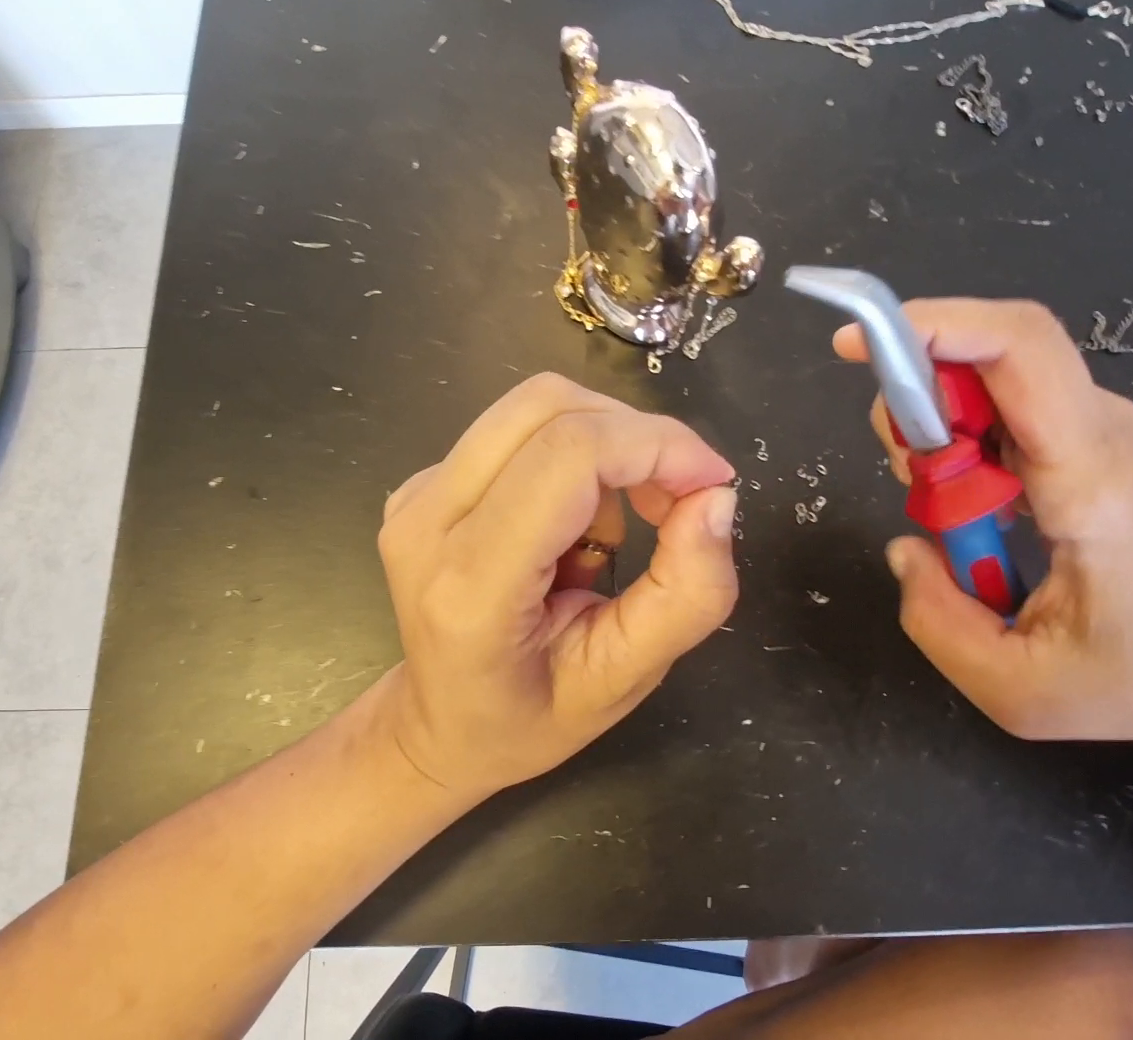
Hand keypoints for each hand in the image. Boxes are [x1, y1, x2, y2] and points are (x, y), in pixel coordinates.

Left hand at [373, 373, 739, 797]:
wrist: (440, 726)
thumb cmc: (529, 719)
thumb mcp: (625, 680)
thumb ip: (686, 596)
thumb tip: (715, 498)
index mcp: (471, 586)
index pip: (568, 457)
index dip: (657, 446)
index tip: (713, 481)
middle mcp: (427, 522)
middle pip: (549, 408)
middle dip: (638, 437)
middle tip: (678, 500)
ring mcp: (416, 496)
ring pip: (534, 406)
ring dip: (607, 443)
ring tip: (629, 519)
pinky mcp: (422, 484)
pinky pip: (516, 430)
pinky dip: (574, 456)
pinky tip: (579, 520)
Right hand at [836, 300, 1132, 750]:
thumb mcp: (1016, 690)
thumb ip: (933, 619)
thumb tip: (905, 548)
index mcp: (1090, 481)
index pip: (1017, 350)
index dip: (930, 324)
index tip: (854, 344)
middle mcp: (1102, 434)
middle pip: (994, 353)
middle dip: (919, 389)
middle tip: (907, 477)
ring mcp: (1102, 432)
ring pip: (995, 377)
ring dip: (938, 422)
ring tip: (944, 511)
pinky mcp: (1093, 444)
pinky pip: (1008, 407)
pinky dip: (962, 437)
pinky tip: (968, 504)